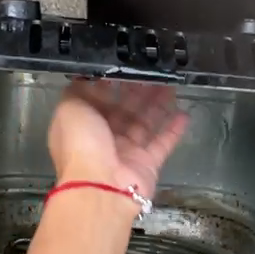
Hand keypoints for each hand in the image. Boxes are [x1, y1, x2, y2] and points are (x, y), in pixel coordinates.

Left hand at [47, 79, 188, 197]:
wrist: (100, 186)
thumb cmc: (81, 143)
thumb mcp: (70, 107)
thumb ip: (79, 90)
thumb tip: (88, 77)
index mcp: (81, 125)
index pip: (97, 100)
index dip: (111, 84)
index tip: (127, 67)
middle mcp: (102, 139)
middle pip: (124, 110)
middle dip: (138, 92)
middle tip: (155, 72)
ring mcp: (125, 153)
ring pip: (144, 123)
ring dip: (157, 105)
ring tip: (172, 85)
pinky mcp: (146, 165)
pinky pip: (162, 144)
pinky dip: (173, 130)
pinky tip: (184, 113)